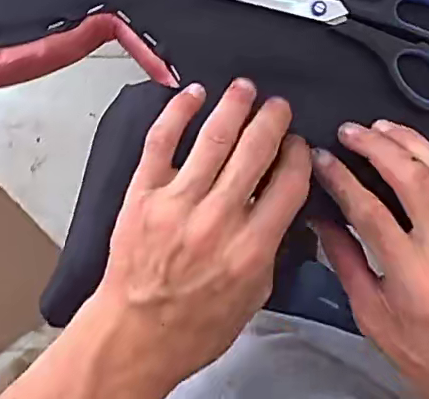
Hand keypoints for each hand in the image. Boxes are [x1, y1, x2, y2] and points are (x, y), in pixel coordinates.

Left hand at [8, 79, 309, 398]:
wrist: (129, 341)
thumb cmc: (192, 324)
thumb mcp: (255, 294)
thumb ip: (274, 243)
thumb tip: (286, 197)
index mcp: (249, 248)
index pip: (289, 180)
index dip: (299, 152)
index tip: (297, 143)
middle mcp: (216, 221)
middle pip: (256, 148)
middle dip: (274, 118)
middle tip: (278, 106)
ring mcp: (176, 204)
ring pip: (214, 136)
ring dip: (235, 104)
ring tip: (245, 87)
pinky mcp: (142, 195)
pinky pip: (161, 141)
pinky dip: (178, 111)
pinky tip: (193, 93)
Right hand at [311, 121, 428, 398]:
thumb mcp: (373, 318)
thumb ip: (346, 262)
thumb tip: (323, 217)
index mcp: (415, 280)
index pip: (370, 212)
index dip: (342, 178)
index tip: (324, 158)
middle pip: (411, 178)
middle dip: (376, 146)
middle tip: (353, 131)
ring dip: (412, 141)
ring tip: (384, 127)